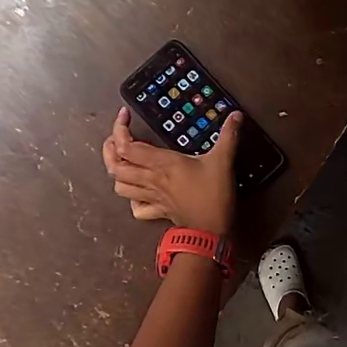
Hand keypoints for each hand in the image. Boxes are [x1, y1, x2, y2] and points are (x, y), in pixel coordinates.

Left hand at [102, 107, 241, 234]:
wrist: (211, 231)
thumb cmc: (213, 195)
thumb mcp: (222, 161)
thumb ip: (228, 136)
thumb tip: (236, 115)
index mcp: (161, 164)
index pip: (126, 145)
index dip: (119, 128)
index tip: (126, 115)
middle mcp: (151, 179)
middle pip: (114, 165)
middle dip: (109, 149)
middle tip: (117, 137)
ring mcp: (152, 197)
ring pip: (119, 185)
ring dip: (116, 172)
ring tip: (122, 160)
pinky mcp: (158, 211)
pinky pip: (135, 207)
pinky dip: (132, 198)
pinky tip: (138, 191)